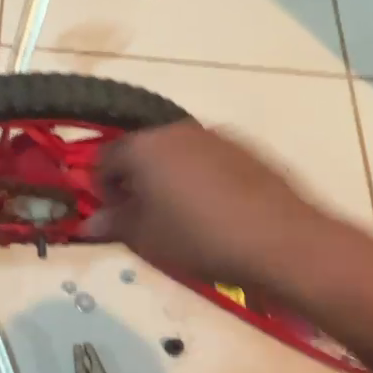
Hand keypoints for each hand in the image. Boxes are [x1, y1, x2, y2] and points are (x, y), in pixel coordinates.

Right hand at [95, 122, 356, 291]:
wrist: (284, 242)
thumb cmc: (200, 239)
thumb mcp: (146, 239)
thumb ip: (113, 224)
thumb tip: (87, 223)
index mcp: (142, 146)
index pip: (104, 160)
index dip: (103, 189)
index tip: (116, 217)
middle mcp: (174, 130)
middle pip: (141, 151)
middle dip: (137, 181)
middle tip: (146, 217)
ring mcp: (214, 136)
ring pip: (176, 154)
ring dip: (169, 178)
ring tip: (183, 216)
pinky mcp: (247, 149)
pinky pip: (209, 160)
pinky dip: (202, 178)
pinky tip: (217, 211)